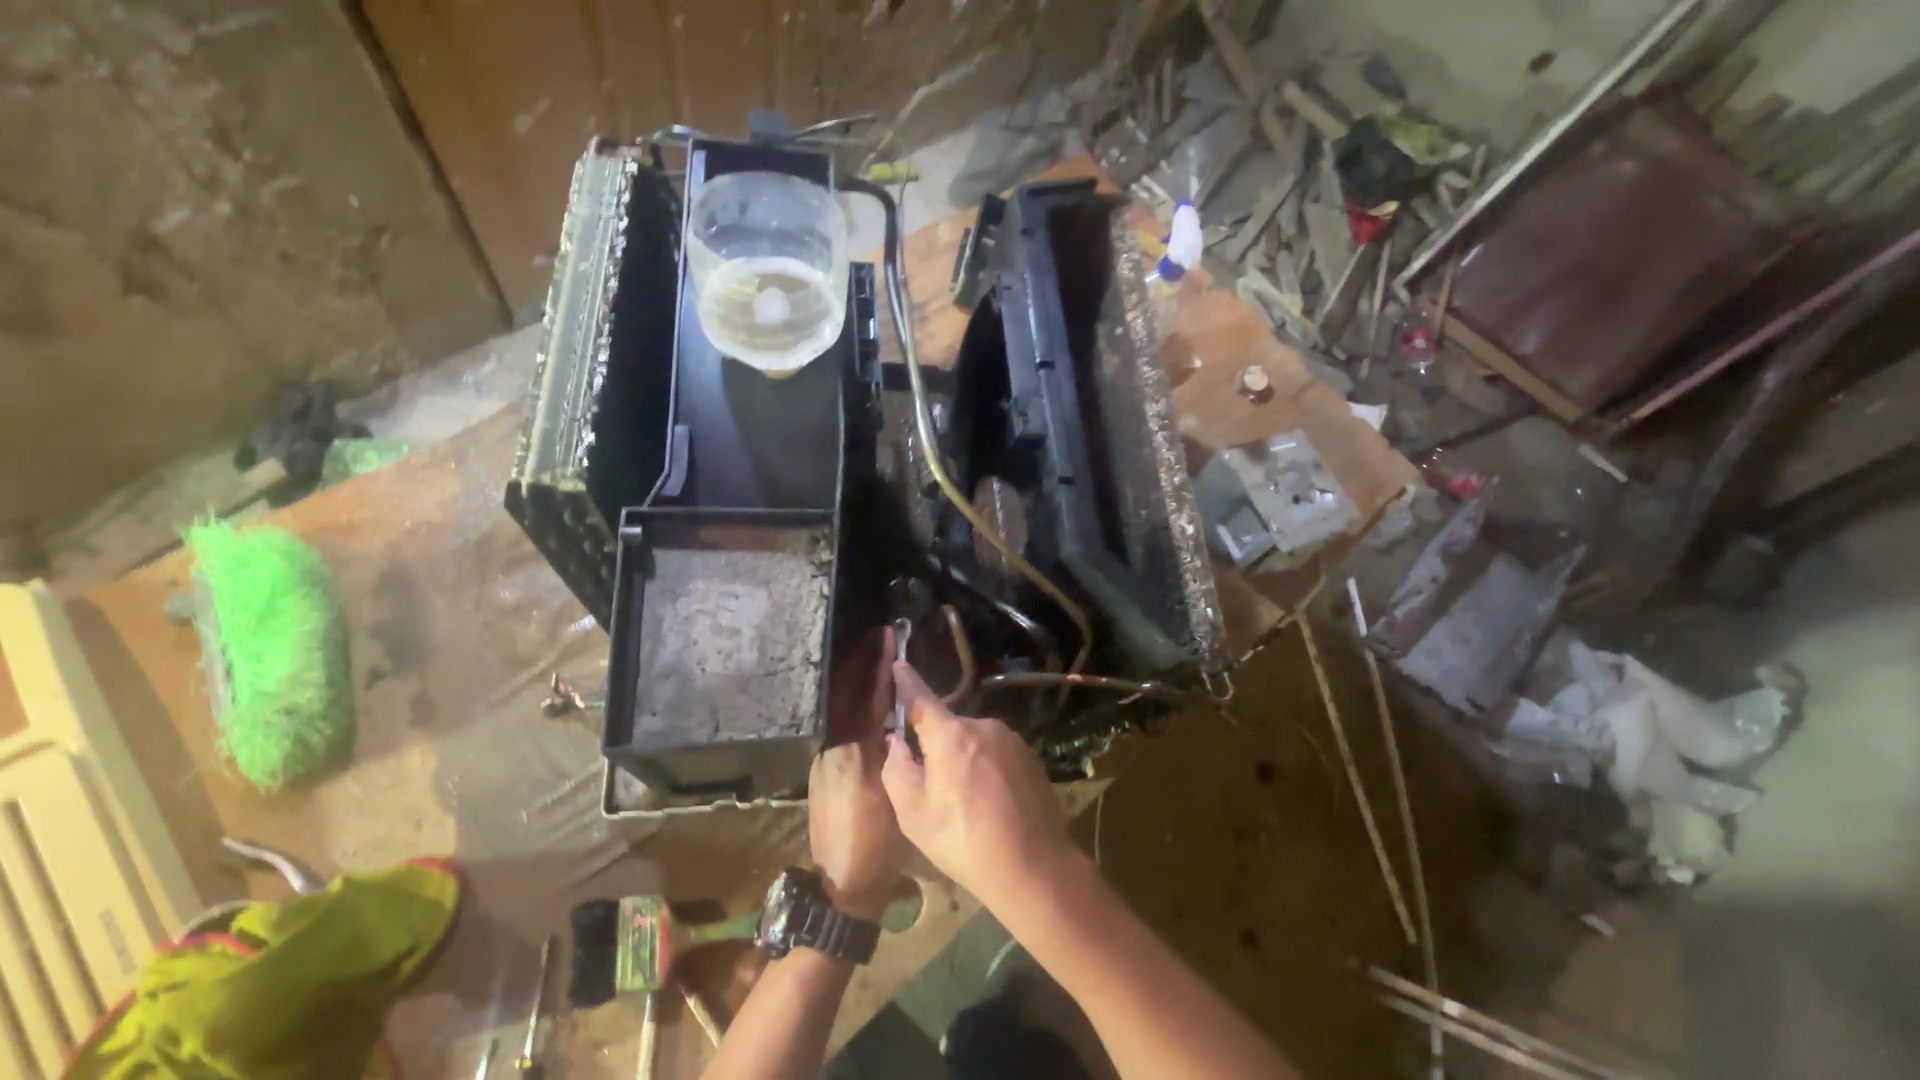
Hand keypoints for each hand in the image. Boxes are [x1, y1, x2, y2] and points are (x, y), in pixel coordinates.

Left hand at [809, 626, 908, 920]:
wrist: (840, 884)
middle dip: (862, 663)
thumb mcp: (898, 798)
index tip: (887, 637)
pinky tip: (860, 696)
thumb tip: (897, 722)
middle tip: (876, 635)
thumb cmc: (879, 846)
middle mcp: (834, 749)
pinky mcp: (821, 770)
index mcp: (857, 753)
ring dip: (854, 679)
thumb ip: (897, 756)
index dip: (879, 666)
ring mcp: (824, 759)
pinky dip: (849, 701)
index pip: (870, 698)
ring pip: (840, 707)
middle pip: (848, 695)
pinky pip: (837, 723)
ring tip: (869, 655)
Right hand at [881, 663, 1078, 911]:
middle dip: (936, 749)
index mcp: (951, 735)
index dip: (906, 682)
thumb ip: (897, 770)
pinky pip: (997, 755)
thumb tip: (897, 742)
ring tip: (967, 806)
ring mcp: (1012, 741)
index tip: (898, 663)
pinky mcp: (1031, 758)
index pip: (921, 698)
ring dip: (964, 762)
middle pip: (948, 728)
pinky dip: (987, 771)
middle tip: (934, 791)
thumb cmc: (963, 841)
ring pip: (974, 743)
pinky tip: (991, 806)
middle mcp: (984, 727)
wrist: (1033, 866)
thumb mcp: (914, 814)